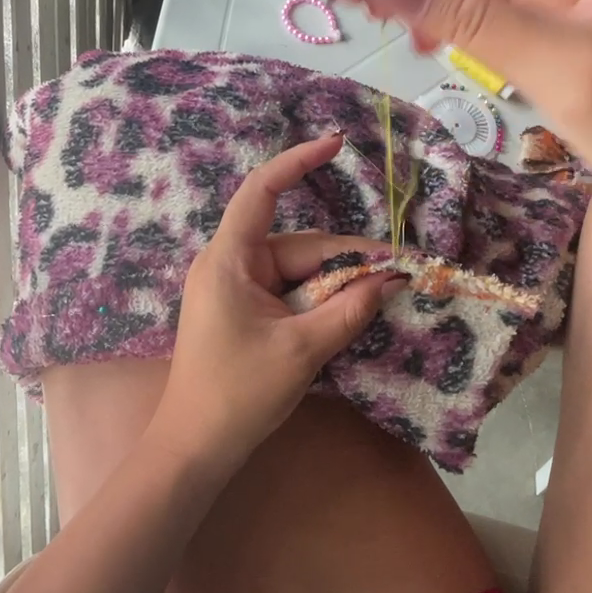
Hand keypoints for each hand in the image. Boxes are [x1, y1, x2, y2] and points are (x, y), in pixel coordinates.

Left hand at [150, 135, 401, 467]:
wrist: (194, 448)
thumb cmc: (238, 394)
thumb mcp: (302, 351)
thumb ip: (348, 310)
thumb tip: (390, 280)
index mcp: (230, 259)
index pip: (262, 191)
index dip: (298, 162)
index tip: (335, 144)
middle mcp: (229, 263)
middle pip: (297, 243)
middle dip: (345, 258)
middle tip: (397, 273)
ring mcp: (235, 287)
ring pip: (298, 269)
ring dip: (336, 282)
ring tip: (382, 292)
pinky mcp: (242, 310)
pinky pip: (288, 289)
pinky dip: (319, 298)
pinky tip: (350, 309)